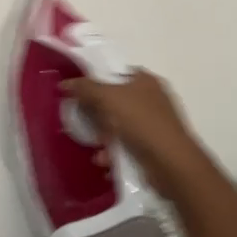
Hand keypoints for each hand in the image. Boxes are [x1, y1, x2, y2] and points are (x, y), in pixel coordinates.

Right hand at [62, 71, 212, 193]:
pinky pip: (127, 143)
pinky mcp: (153, 147)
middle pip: (114, 99)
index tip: (78, 91)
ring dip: (103, 135)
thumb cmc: (141, 122)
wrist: (173, 165)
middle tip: (81, 119)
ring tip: (93, 144)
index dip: (94, 79)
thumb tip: (64, 83)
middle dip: (96, 112)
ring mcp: (154, 124)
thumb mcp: (107, 97)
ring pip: (118, 124)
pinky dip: (114, 150)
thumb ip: (84, 87)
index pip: (114, 72)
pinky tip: (104, 159)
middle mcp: (152, 99)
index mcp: (146, 80)